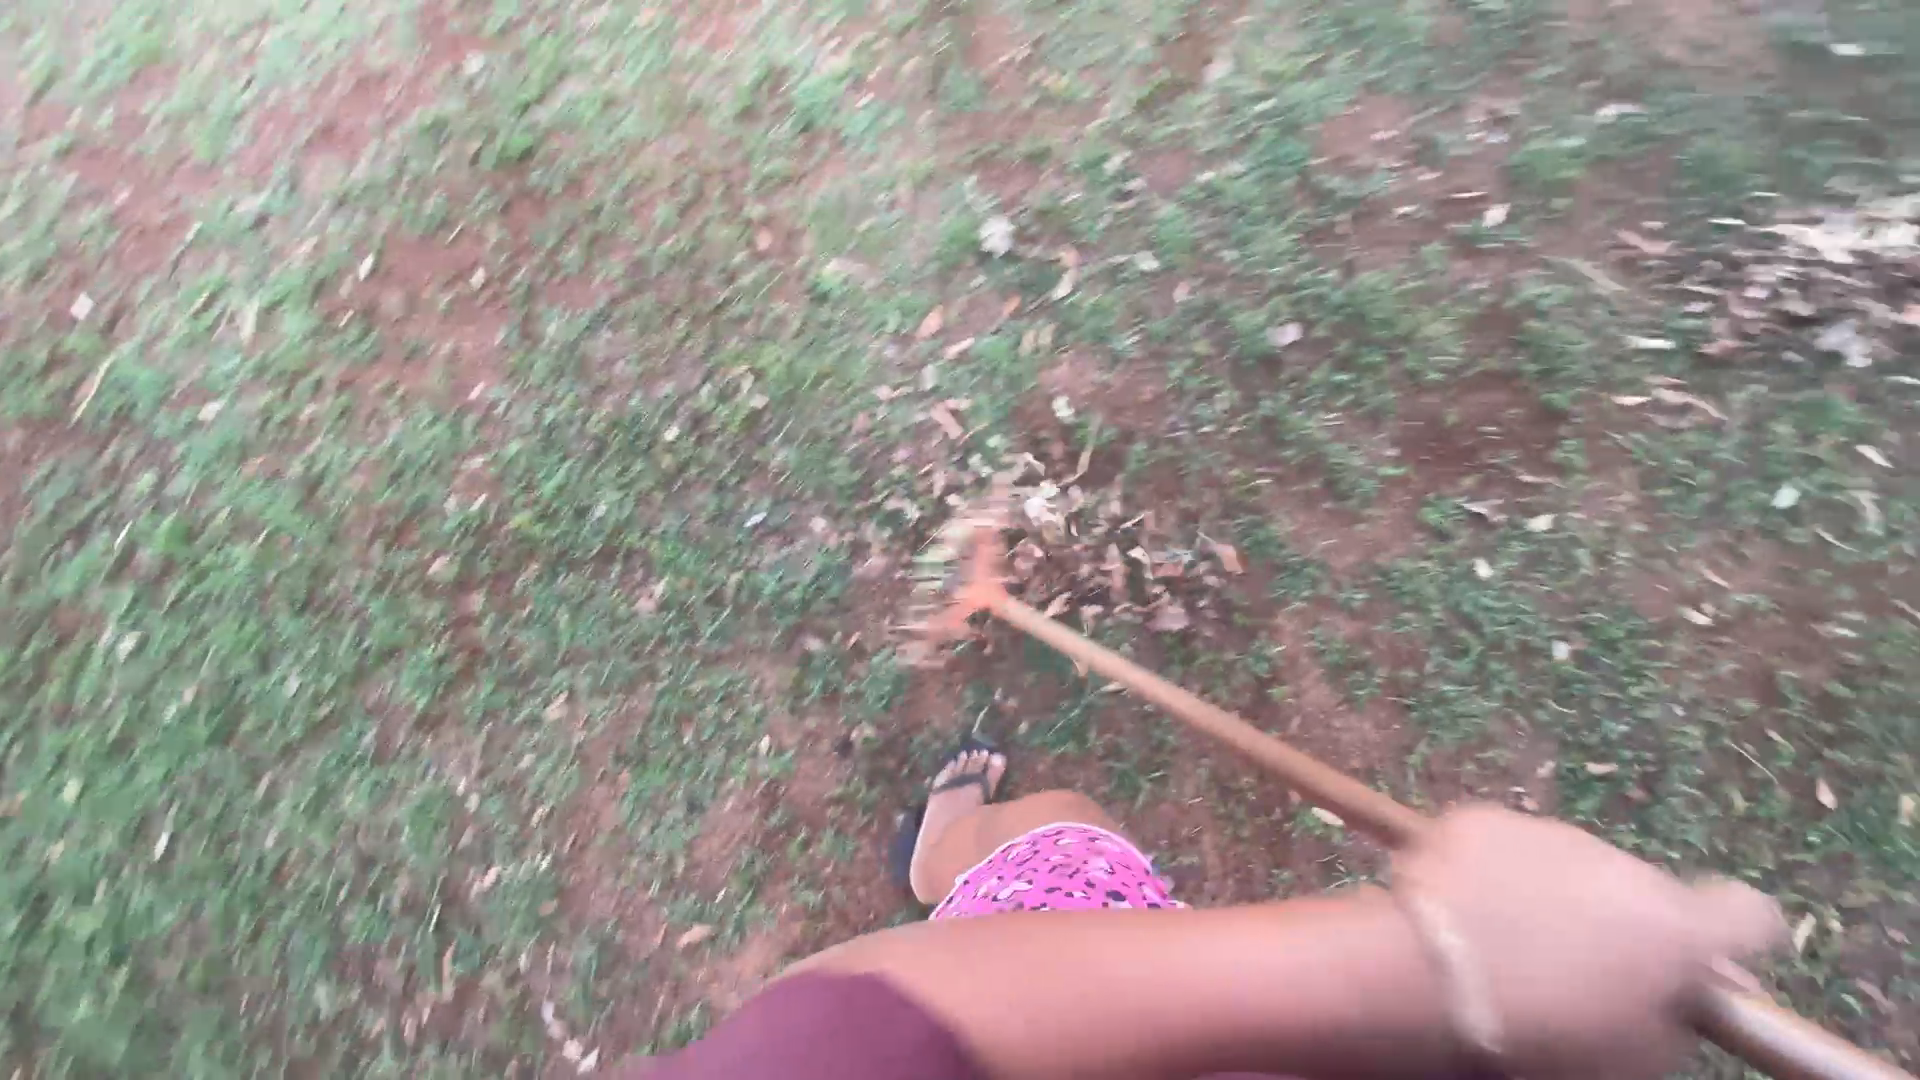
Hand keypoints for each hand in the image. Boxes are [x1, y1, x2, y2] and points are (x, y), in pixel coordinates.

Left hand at [1393, 804, 1784, 1079]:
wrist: (1432, 969)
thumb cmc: (1543, 1027)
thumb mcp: (1636, 1047)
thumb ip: (1676, 1009)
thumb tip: (1693, 984)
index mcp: (1676, 926)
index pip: (1748, 913)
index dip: (1733, 932)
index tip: (1711, 950)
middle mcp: (1618, 863)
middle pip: (1638, 886)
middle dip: (1621, 914)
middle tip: (1579, 951)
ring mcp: (1544, 830)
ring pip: (1566, 859)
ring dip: (1554, 885)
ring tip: (1508, 927)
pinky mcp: (1480, 816)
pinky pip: (1503, 842)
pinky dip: (1493, 863)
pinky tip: (1467, 899)